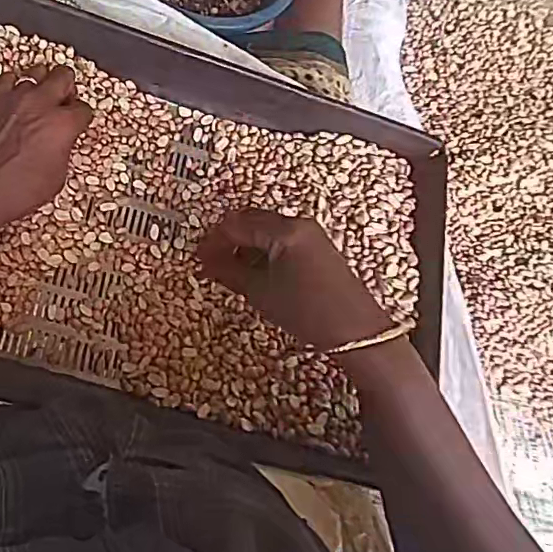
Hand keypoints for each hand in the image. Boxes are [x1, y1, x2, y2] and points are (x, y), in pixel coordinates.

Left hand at [0, 65, 92, 234]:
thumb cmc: (16, 190)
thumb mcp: (57, 177)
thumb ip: (63, 150)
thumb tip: (61, 143)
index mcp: (63, 124)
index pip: (84, 109)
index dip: (83, 117)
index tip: (80, 123)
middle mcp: (41, 105)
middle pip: (64, 76)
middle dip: (68, 88)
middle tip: (66, 101)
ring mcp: (15, 100)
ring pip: (37, 72)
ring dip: (43, 82)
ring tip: (44, 96)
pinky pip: (8, 80)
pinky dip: (15, 85)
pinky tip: (17, 96)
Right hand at [196, 209, 391, 349]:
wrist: (355, 331)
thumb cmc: (305, 311)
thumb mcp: (260, 293)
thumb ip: (230, 271)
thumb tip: (206, 262)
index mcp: (283, 230)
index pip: (236, 224)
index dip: (213, 240)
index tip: (197, 258)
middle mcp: (297, 223)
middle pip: (251, 220)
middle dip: (227, 239)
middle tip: (209, 262)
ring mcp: (310, 233)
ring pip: (265, 229)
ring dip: (244, 244)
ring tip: (229, 270)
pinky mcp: (317, 247)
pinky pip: (281, 239)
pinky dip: (262, 250)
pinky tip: (254, 271)